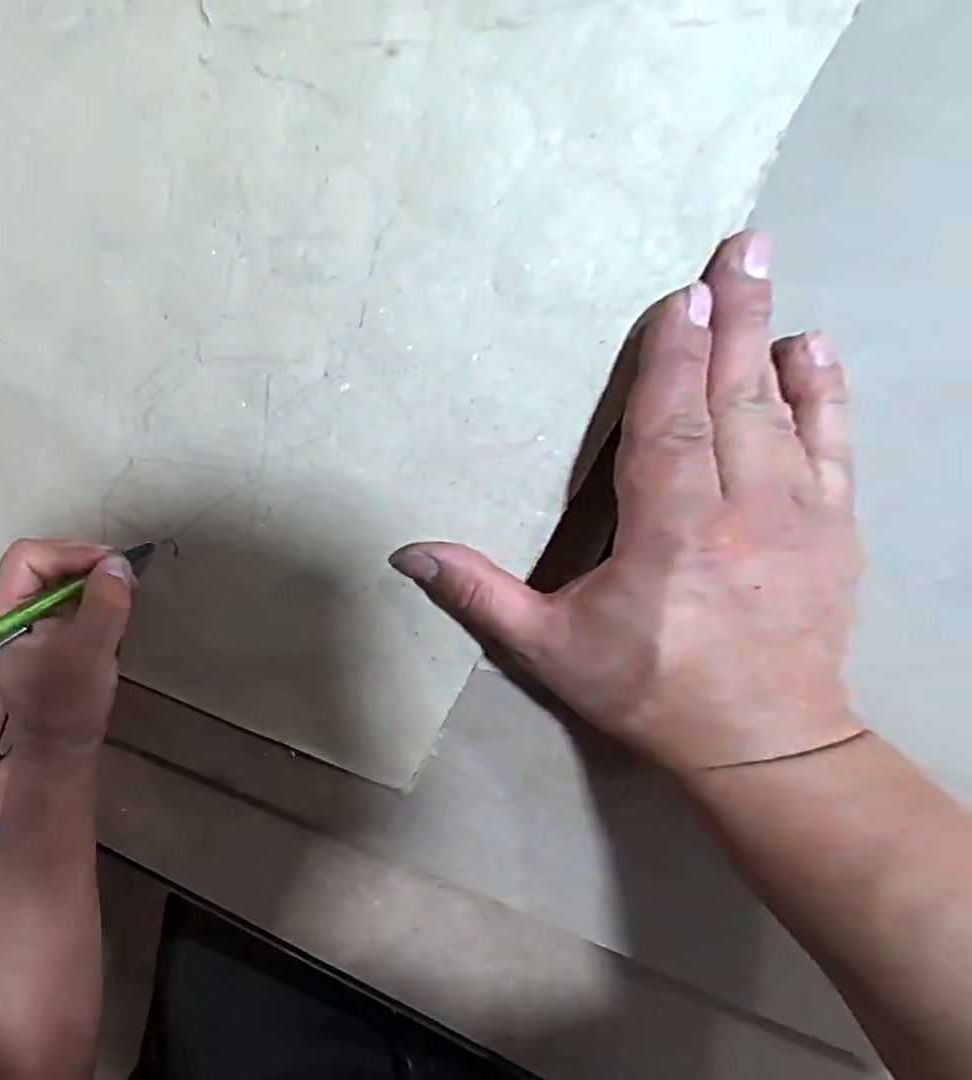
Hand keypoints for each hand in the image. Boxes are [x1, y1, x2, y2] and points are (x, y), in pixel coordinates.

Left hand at [0, 539, 135, 757]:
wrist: (62, 752)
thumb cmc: (68, 707)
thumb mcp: (90, 653)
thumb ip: (104, 605)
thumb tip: (118, 563)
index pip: (25, 559)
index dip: (68, 553)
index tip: (109, 563)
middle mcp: (1, 614)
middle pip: (38, 564)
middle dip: (80, 563)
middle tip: (120, 572)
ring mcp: (18, 623)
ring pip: (51, 579)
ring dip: (87, 578)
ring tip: (120, 587)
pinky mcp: (37, 633)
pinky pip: (60, 600)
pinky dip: (86, 596)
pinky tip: (110, 605)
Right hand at [391, 230, 863, 772]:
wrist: (766, 742)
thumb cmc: (643, 688)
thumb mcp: (542, 646)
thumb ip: (476, 593)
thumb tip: (407, 552)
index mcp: (676, 537)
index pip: (673, 432)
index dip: (671, 365)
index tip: (678, 300)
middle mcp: (749, 515)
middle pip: (736, 403)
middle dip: (732, 323)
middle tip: (740, 250)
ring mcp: (803, 519)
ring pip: (788, 414)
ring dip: (773, 342)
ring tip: (770, 279)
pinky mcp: (833, 530)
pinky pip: (833, 446)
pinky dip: (825, 394)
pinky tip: (816, 353)